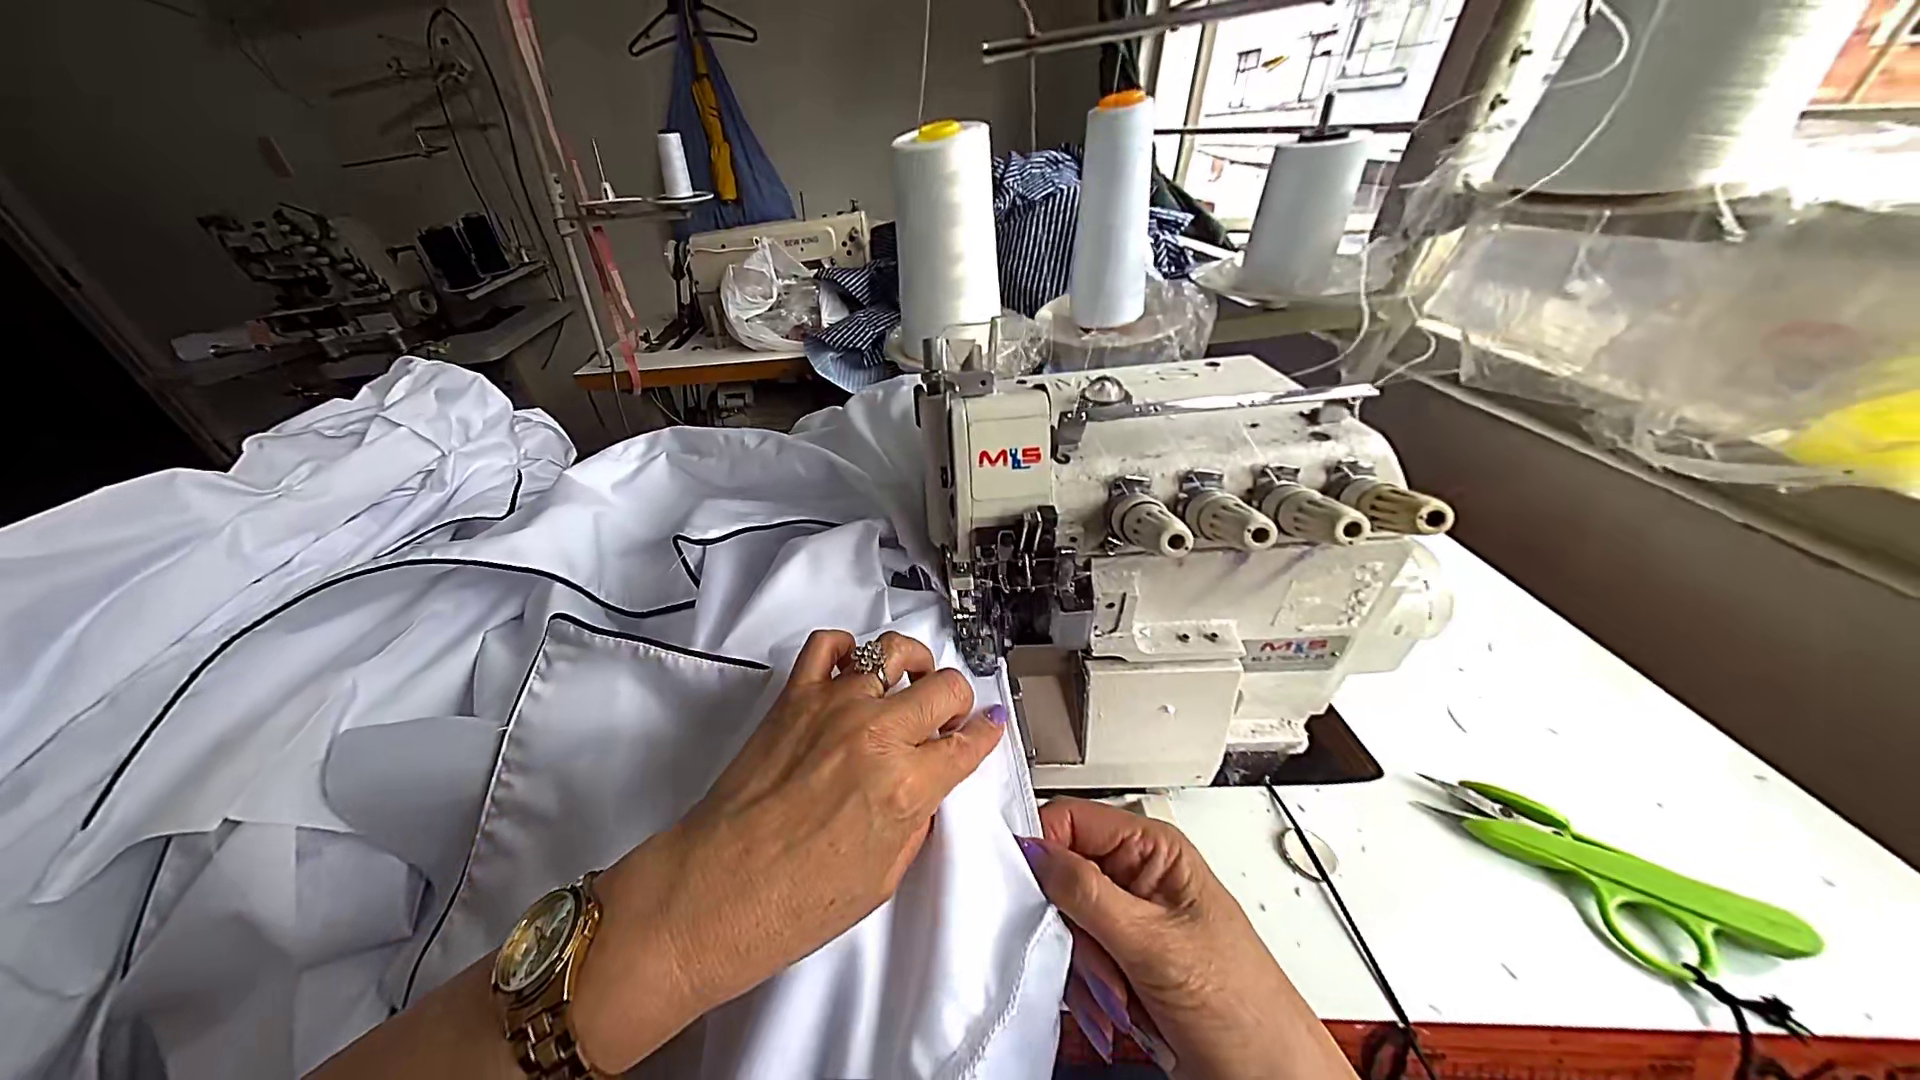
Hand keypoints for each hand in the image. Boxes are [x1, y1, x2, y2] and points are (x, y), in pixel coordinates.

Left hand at [573, 630, 1005, 1071]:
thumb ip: (917, 817)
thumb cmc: (791, 902)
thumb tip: (928, 782)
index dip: (986, 734)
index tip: (988, 727)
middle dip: (958, 701)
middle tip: (948, 717)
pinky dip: (847, 649)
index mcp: (906, 786)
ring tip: (910, 681)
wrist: (713, 893)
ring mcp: (833, 706)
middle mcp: (876, 734)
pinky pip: (827, 645)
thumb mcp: (884, 876)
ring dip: (914, 664)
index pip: (967, 743)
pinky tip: (853, 671)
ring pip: (894, 650)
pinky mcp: (794, 697)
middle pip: (945, 687)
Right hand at [1021, 798, 1357, 1079]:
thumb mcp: (1155, 943)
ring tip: (1120, 994)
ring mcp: (1128, 917)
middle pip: (1063, 873)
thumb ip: (1087, 892)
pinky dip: (1087, 987)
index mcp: (1152, 847)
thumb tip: (1035, 851)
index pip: (1072, 818)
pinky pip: (1076, 955)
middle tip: (1097, 960)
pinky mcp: (1121, 954)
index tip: (1029, 887)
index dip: (1044, 848)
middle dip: (1072, 926)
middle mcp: (1136, 874)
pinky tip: (1115, 1008)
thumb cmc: (1244, 1009)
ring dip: (1083, 965)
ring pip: (1065, 920)